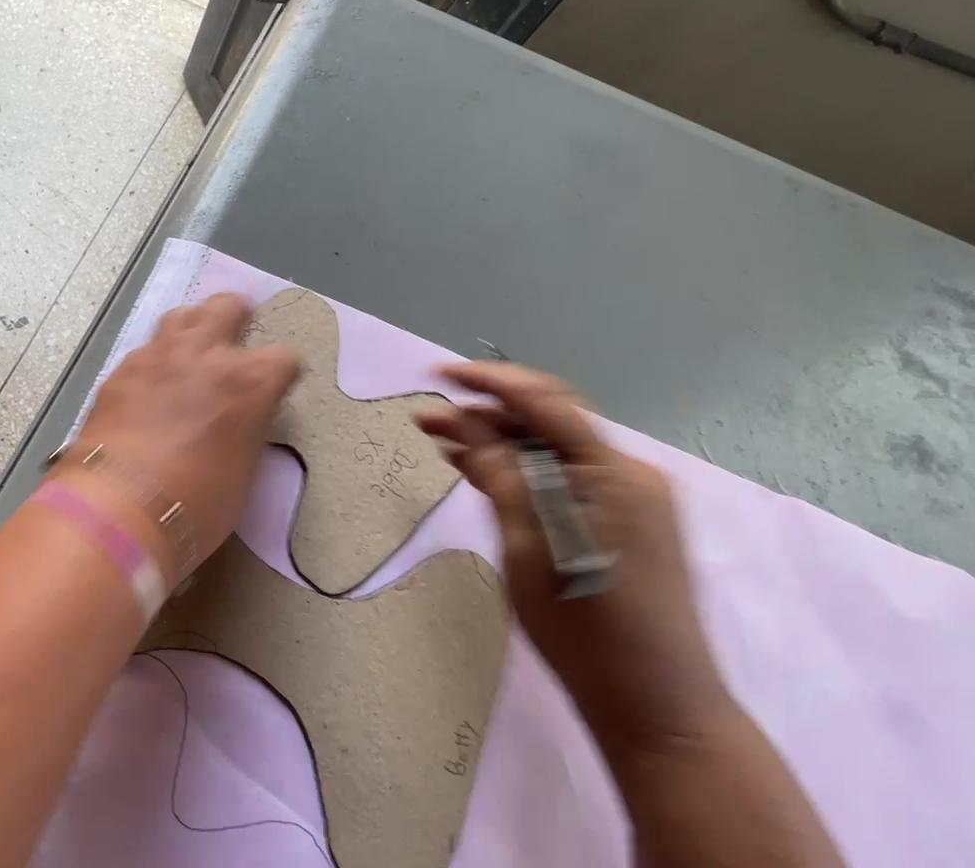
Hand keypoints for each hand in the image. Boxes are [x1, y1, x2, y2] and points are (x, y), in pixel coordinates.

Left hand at [60, 293, 298, 581]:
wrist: (122, 504)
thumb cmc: (198, 502)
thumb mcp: (244, 470)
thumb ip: (246, 429)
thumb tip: (239, 420)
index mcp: (249, 381)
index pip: (284, 358)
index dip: (280, 374)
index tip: (274, 388)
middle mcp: (205, 354)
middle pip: (228, 306)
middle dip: (236, 317)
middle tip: (233, 338)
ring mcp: (158, 356)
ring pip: (181, 315)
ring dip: (191, 327)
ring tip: (190, 351)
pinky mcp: (121, 370)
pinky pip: (144, 351)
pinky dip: (153, 363)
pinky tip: (148, 385)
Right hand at [416, 362, 734, 753]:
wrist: (657, 707)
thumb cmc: (585, 629)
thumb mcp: (528, 547)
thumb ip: (500, 475)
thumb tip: (464, 421)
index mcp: (615, 475)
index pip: (546, 403)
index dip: (489, 381)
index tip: (437, 375)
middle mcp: (631, 477)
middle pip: (549, 426)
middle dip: (485, 416)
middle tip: (425, 420)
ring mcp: (631, 502)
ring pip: (553, 455)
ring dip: (499, 445)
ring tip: (440, 442)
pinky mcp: (624, 525)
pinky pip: (565, 482)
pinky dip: (522, 473)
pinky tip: (478, 471)